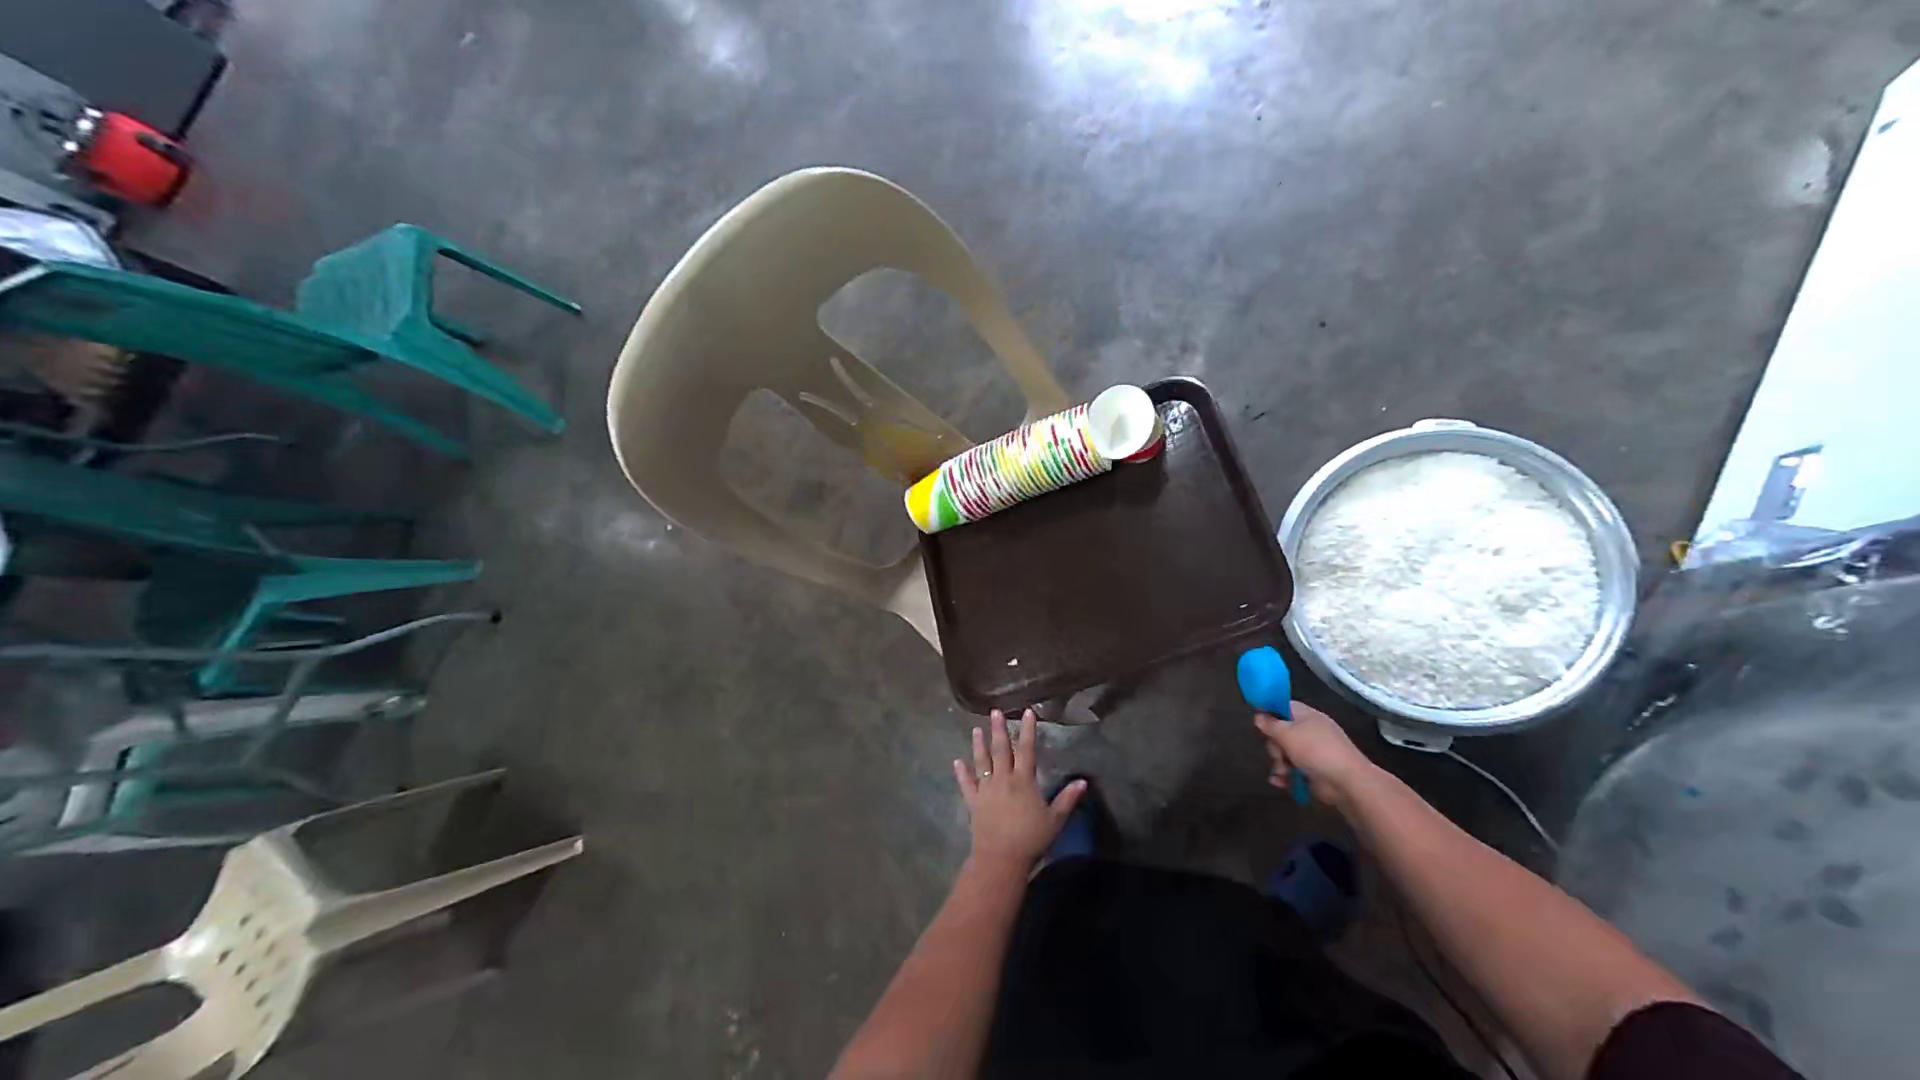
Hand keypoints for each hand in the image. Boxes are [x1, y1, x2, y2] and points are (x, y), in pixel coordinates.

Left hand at [954, 709, 1085, 868]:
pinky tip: (957, 762)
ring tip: (976, 729)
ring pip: (982, 762)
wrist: (1001, 858)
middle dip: (998, 729)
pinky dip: (962, 773)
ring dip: (979, 744)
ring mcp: (986, 790)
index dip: (1027, 730)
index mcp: (1023, 781)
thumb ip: (1067, 798)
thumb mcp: (1055, 819)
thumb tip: (1083, 781)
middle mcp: (1003, 779)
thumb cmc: (1031, 838)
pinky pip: (967, 784)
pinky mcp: (973, 802)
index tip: (1027, 712)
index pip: (1026, 749)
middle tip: (995, 711)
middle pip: (1000, 750)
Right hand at [1254, 702, 1380, 808]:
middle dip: (1275, 747)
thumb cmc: (1315, 751)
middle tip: (1279, 754)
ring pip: (1285, 754)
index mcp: (1307, 716)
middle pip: (1281, 733)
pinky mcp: (1314, 771)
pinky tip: (1282, 782)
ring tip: (1284, 773)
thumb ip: (1270, 724)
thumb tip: (1258, 716)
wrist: (1347, 782)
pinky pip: (1293, 770)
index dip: (1270, 713)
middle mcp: (1310, 732)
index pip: (1284, 707)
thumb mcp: (1287, 734)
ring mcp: (1313, 753)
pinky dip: (1287, 776)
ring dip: (1280, 764)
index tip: (1260, 724)